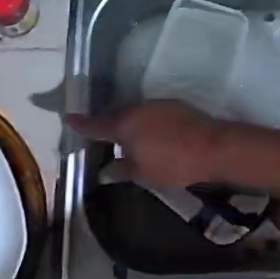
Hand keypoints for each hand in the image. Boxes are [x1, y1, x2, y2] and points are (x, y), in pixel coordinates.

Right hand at [66, 101, 229, 186]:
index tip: (68, 118)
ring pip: (132, 112)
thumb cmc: (172, 164)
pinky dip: (142, 121)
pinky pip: (148, 112)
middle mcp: (136, 109)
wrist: (212, 148)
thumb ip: (121, 170)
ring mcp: (156, 105)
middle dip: (104, 122)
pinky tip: (146, 133)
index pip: (95, 124)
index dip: (80, 124)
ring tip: (121, 136)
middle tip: (95, 131)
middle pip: (114, 114)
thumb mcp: (142, 173)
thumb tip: (106, 171)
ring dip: (125, 121)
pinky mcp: (173, 106)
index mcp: (123, 124)